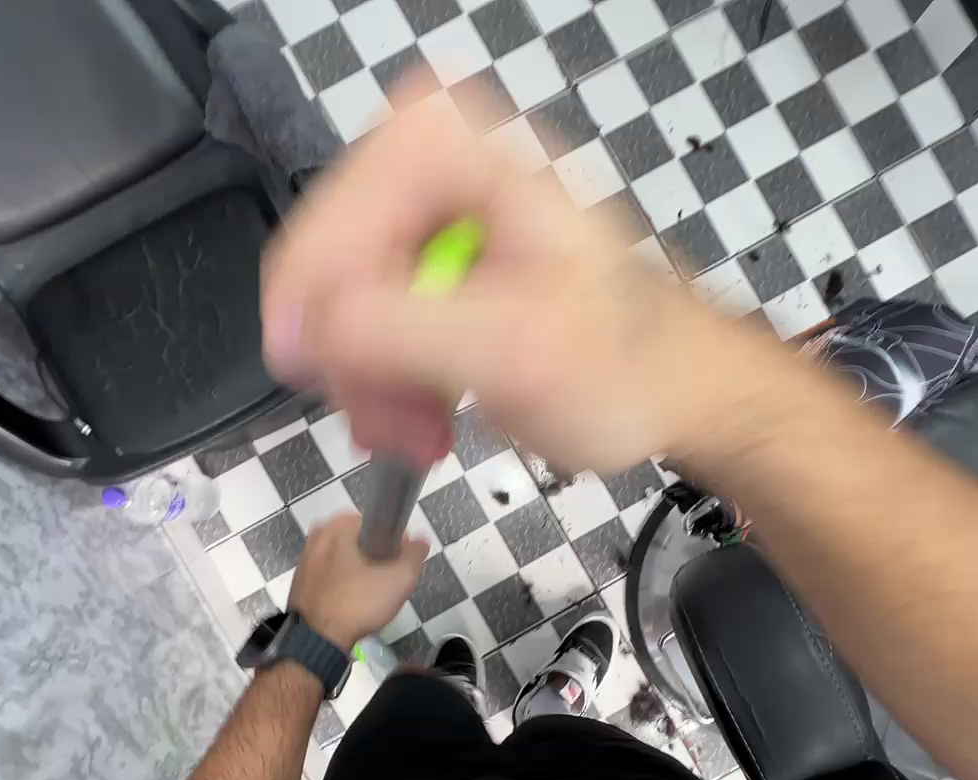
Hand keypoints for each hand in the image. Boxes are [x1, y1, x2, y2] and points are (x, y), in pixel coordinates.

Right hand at [262, 79, 773, 473]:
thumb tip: (302, 328)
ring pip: (352, 303)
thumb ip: (395, 328)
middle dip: (354, 359)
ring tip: (420, 432)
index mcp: (457, 149)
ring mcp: (444, 218)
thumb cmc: (627, 366)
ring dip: (375, 380)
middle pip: (336, 265)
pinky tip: (428, 413)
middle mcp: (443, 165)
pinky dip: (395, 378)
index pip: (330, 220)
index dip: (311, 309)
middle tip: (389, 424)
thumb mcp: (508, 349)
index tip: (316, 379)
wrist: (674, 388)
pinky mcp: (448, 267)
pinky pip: (383, 322)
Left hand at [287, 514, 428, 646]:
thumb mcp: (400, 579)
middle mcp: (317, 536)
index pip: (376, 523)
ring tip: (371, 596)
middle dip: (376, 557)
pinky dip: (343, 585)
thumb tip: (420, 541)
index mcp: (338, 526)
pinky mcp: (300, 581)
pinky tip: (352, 603)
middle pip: (360, 541)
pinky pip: (331, 576)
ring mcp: (305, 559)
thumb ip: (415, 554)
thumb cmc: (358, 604)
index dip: (394, 542)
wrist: (317, 641)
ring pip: (345, 559)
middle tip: (387, 582)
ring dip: (359, 572)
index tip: (400, 563)